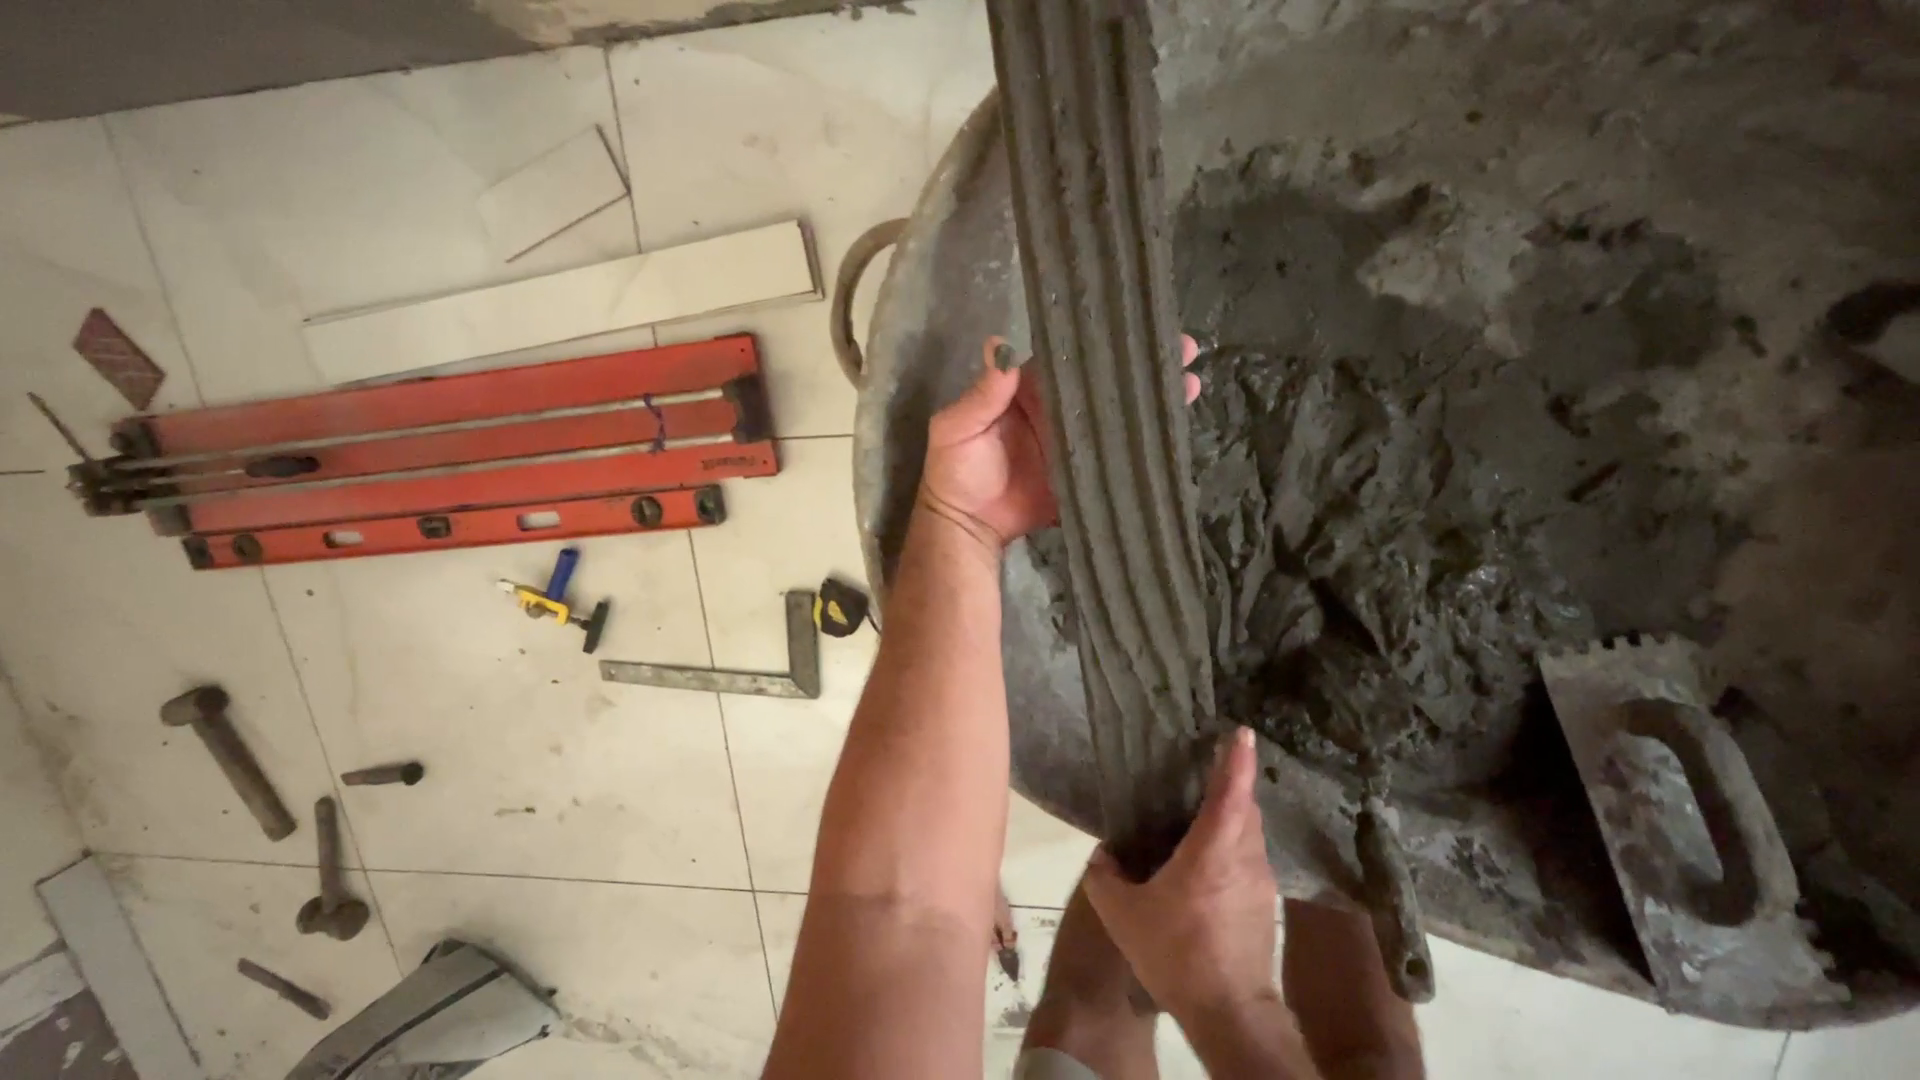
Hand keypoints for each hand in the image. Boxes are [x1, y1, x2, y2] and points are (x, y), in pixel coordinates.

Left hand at [918, 335, 1201, 553]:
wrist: (967, 527)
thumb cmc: (955, 471)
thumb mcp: (958, 426)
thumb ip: (983, 393)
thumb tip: (998, 342)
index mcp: (1030, 390)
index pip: (1073, 357)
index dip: (1104, 342)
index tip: (1138, 327)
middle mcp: (1059, 410)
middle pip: (1106, 382)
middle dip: (1143, 365)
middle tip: (1185, 349)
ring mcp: (1076, 443)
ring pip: (1120, 415)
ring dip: (1153, 401)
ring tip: (1190, 383)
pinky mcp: (1086, 476)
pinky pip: (1119, 457)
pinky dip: (1144, 446)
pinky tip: (1173, 432)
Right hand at [1082, 727, 1277, 1023]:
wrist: (1229, 1011)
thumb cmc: (1176, 954)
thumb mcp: (1123, 916)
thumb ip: (1105, 879)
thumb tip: (1102, 857)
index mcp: (1212, 852)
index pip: (1231, 793)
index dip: (1236, 759)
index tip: (1239, 732)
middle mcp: (1244, 858)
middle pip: (1245, 808)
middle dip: (1231, 785)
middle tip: (1206, 771)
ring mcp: (1261, 882)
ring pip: (1250, 834)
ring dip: (1233, 818)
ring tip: (1202, 817)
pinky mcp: (1266, 904)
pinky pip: (1250, 859)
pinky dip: (1234, 848)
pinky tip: (1209, 866)